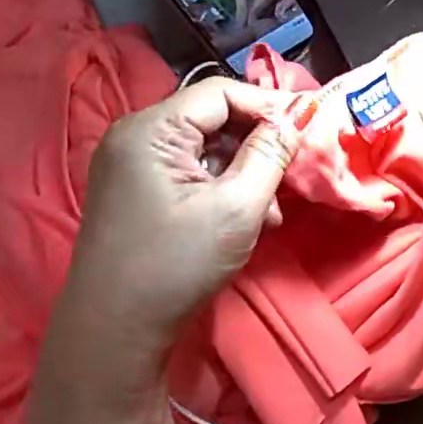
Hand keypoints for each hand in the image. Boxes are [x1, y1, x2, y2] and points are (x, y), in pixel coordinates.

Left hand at [47, 77, 302, 398]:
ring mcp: (132, 165)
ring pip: (206, 148)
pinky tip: (247, 218)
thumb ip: (270, 156)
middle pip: (213, 118)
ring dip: (245, 171)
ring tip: (272, 211)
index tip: (308, 127)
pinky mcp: (138, 190)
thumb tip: (296, 120)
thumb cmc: (176, 264)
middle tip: (293, 172)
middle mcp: (135, 136)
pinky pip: (191, 171)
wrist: (114, 331)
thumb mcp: (236, 207)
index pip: (220, 93)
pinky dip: (223, 187)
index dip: (268, 106)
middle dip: (258, 144)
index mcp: (150, 130)